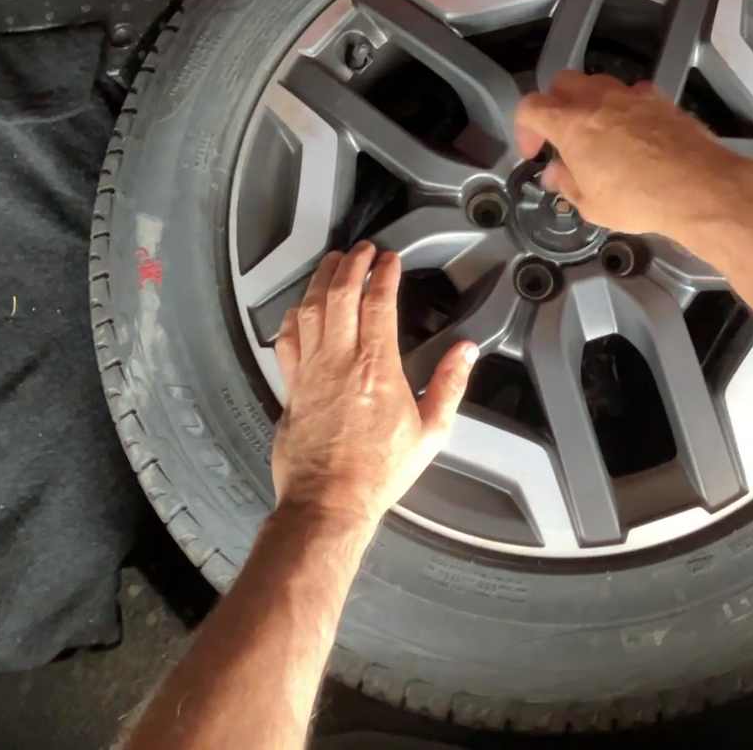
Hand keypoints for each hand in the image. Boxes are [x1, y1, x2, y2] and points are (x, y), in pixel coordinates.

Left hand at [271, 242, 475, 527]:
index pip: (378, 304)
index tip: (390, 259)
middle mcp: (341, 362)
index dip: (384, 274)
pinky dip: (293, 315)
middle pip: (340, 295)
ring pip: (311, 310)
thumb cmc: (378, 472)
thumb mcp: (431, 432)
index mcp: (377, 369)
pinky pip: (287, 340)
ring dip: (321, 279)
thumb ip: (450, 385)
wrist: (330, 503)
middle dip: (351, 263)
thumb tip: (466, 351)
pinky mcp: (292, 388)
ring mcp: (311, 372)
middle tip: (361, 250)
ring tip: (331, 262)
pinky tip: (301, 306)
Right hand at [515, 71, 752, 237]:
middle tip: (560, 136)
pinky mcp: (660, 100)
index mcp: (571, 124)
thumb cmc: (640, 199)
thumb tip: (558, 174)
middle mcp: (598, 100)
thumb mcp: (591, 205)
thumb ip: (567, 184)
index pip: (531, 107)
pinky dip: (624, 107)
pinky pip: (632, 93)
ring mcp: (632, 95)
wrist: (698, 187)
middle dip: (555, 106)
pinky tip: (631, 132)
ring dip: (589, 103)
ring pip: (598, 83)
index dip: (525, 129)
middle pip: (562, 83)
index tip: (534, 152)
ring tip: (596, 134)